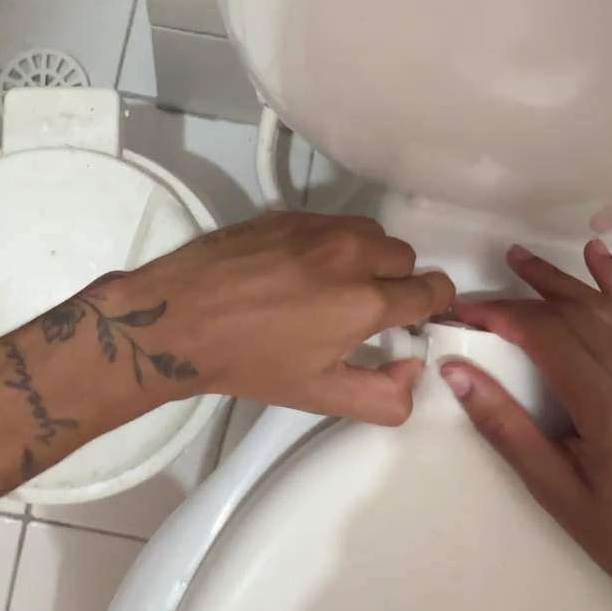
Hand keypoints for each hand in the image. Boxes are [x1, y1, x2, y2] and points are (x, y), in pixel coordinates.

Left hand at [102, 212, 454, 424]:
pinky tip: (301, 268)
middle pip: (405, 258)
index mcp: (364, 300)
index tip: (416, 318)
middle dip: (399, 282)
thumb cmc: (248, 360)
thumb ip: (384, 396)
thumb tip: (412, 371)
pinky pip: (332, 223)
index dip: (431, 306)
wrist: (180, 318)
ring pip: (370, 233)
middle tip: (368, 308)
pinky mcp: (286, 215)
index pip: (430, 290)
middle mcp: (350, 254)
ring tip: (335, 286)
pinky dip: (333, 243)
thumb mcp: (319, 394)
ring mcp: (316, 228)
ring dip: (369, 257)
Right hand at [437, 240, 611, 610]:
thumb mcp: (556, 494)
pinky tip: (598, 256)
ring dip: (563, 280)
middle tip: (477, 293)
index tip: (462, 312)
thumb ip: (505, 426)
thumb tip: (456, 371)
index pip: (550, 339)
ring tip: (521, 257)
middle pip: (578, 317)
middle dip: (523, 297)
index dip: (502, 315)